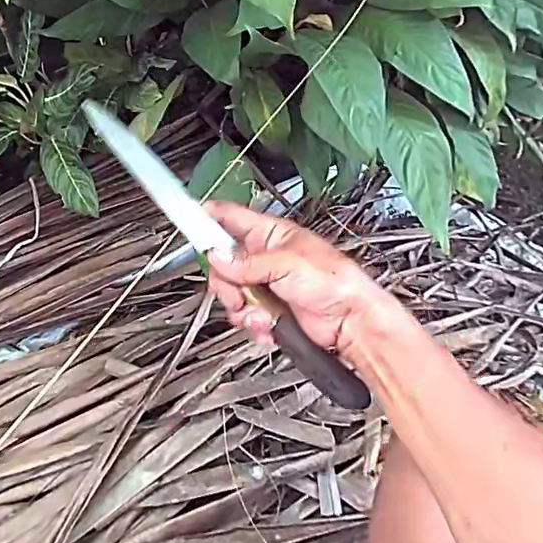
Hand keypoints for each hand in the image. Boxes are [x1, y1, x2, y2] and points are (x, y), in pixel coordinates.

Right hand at [202, 200, 395, 356]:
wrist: (353, 322)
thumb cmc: (335, 282)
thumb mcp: (286, 264)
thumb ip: (248, 262)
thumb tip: (218, 257)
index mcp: (270, 234)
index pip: (231, 218)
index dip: (208, 217)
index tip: (189, 217)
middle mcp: (265, 258)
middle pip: (223, 263)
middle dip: (226, 283)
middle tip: (237, 291)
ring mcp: (267, 285)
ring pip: (232, 294)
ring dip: (241, 309)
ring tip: (260, 314)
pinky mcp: (270, 311)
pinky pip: (245, 317)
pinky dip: (253, 325)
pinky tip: (269, 326)